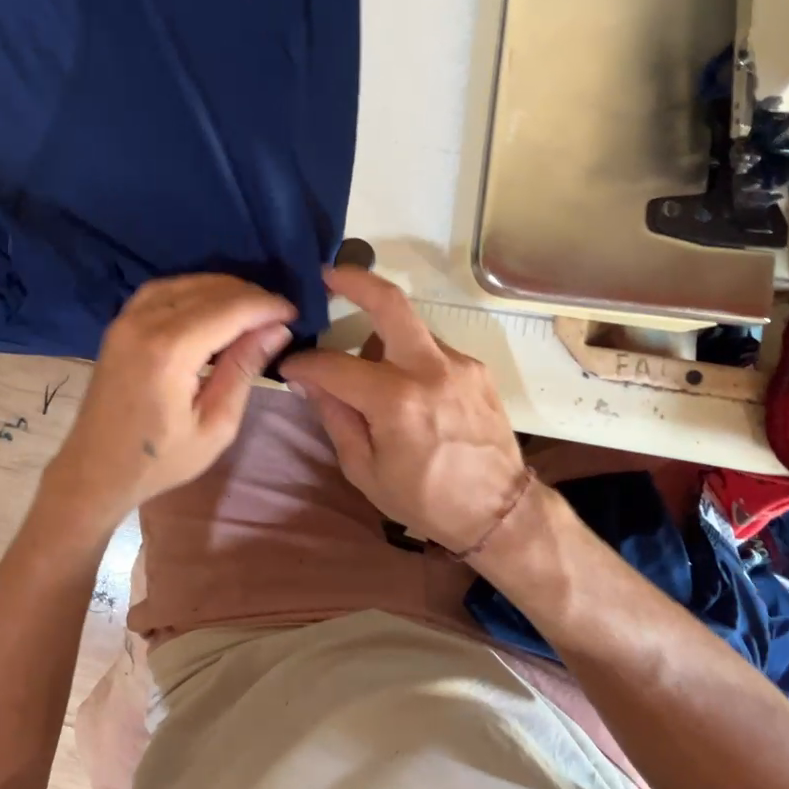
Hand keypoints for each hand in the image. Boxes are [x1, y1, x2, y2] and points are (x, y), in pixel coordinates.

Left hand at [44, 275, 296, 520]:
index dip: (266, 305)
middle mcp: (144, 323)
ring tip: (251, 311)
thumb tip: (277, 329)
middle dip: (248, 296)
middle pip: (208, 289)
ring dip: (221, 290)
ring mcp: (126, 320)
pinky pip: (161, 290)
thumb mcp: (215, 425)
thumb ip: (244, 369)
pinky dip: (192, 291)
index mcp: (169, 351)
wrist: (95, 469)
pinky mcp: (118, 324)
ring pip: (184, 283)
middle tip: (277, 316)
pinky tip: (211, 308)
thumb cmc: (159, 460)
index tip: (294, 314)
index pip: (229, 308)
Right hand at [278, 266, 529, 557]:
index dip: (304, 364)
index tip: (289, 367)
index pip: (334, 365)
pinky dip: (408, 360)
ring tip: (369, 374)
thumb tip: (307, 380)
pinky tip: (406, 391)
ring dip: (381, 340)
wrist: (500, 512)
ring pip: (409, 330)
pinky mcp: (475, 369)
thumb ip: (334, 416)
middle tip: (329, 276)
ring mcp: (458, 364)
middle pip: (390, 303)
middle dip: (355, 281)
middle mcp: (430, 369)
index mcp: (397, 400)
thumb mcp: (364, 469)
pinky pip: (430, 350)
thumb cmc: (424, 499)